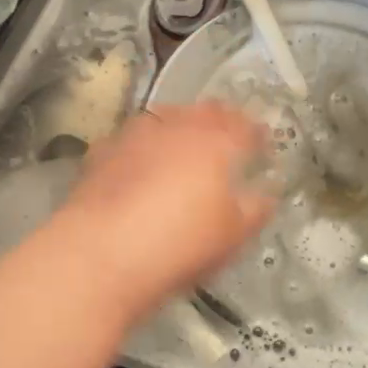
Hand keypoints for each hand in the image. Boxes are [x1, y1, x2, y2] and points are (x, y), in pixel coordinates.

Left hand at [52, 104, 277, 319]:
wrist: (100, 255)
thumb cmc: (179, 244)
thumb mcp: (232, 236)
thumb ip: (255, 209)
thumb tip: (266, 194)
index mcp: (218, 142)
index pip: (246, 127)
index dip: (257, 133)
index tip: (263, 142)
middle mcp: (179, 127)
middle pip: (206, 112)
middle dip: (221, 120)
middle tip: (228, 135)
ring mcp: (138, 134)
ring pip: (167, 116)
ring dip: (180, 124)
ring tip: (185, 142)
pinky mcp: (104, 150)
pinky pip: (133, 137)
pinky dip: (144, 144)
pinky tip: (141, 161)